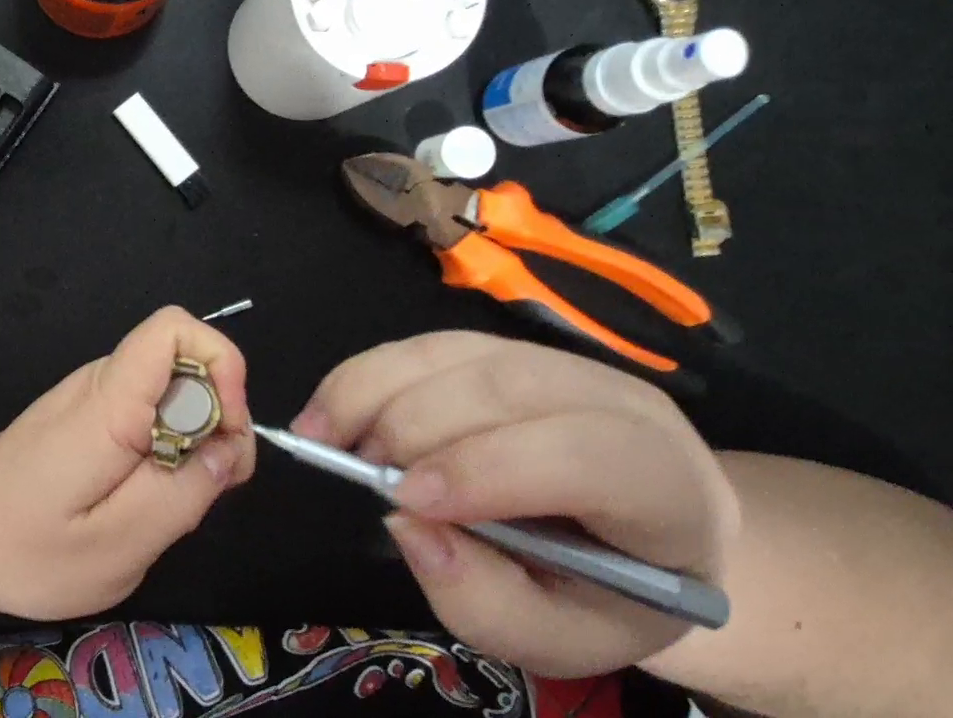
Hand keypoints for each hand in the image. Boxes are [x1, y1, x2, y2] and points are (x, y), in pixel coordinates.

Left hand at [0, 306, 255, 620]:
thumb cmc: (26, 548)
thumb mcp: (116, 547)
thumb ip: (181, 495)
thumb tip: (229, 450)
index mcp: (106, 403)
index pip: (173, 330)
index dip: (222, 367)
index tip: (225, 437)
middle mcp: (101, 383)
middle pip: (185, 363)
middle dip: (218, 420)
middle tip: (204, 491)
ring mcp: (93, 396)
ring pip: (173, 392)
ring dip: (195, 441)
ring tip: (169, 504)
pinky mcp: (90, 415)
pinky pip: (150, 411)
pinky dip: (169, 448)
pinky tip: (146, 496)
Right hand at [294, 332, 740, 678]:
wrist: (645, 540)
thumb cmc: (604, 597)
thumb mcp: (560, 638)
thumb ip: (488, 603)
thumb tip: (406, 526)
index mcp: (664, 487)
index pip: (580, 454)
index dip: (486, 468)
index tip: (404, 500)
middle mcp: (617, 403)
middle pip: (502, 386)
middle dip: (412, 424)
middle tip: (353, 471)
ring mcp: (556, 363)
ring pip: (454, 352)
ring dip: (372, 387)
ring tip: (320, 434)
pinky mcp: (502, 349)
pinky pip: (426, 345)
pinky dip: (368, 373)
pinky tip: (333, 409)